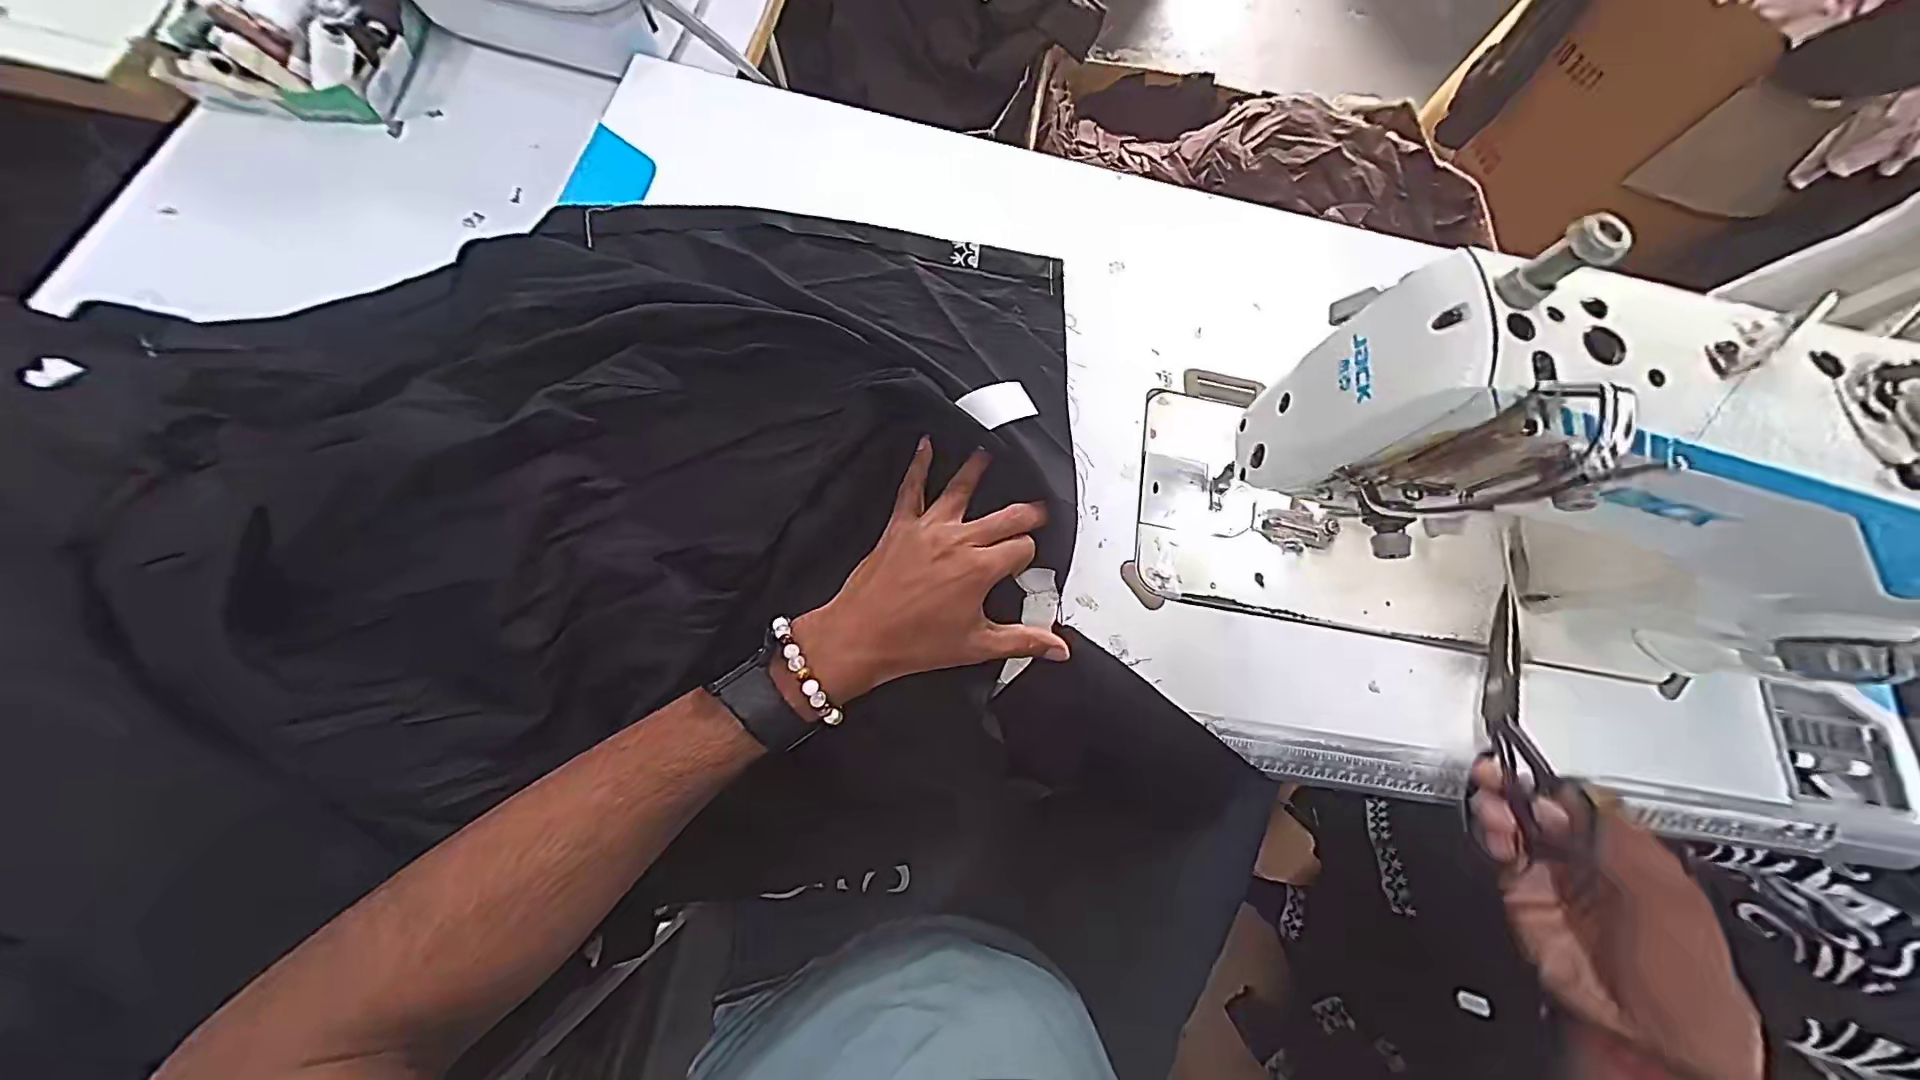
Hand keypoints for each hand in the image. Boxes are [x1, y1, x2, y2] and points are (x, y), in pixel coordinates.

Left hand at [790, 438, 1069, 702]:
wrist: (860, 637)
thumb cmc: (911, 642)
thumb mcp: (976, 646)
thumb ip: (1023, 641)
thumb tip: (1055, 647)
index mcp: (978, 569)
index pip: (1022, 547)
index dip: (1029, 554)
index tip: (1024, 562)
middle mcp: (956, 542)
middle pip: (1005, 515)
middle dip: (1027, 512)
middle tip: (1036, 510)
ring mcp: (928, 530)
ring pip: (960, 490)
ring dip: (978, 470)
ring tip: (989, 455)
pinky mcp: (901, 527)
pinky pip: (912, 488)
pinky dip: (919, 464)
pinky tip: (925, 447)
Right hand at [1469, 760, 1761, 1079]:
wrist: (1655, 1041)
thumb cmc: (1689, 985)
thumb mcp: (1668, 901)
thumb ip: (1614, 843)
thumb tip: (1565, 800)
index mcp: (1631, 856)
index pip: (1583, 803)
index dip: (1556, 786)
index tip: (1537, 775)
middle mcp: (1588, 863)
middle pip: (1540, 809)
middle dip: (1516, 788)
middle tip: (1497, 774)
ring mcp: (1553, 881)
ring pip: (1514, 828)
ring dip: (1498, 809)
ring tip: (1491, 804)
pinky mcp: (1522, 898)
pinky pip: (1497, 857)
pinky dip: (1489, 838)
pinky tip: (1492, 831)